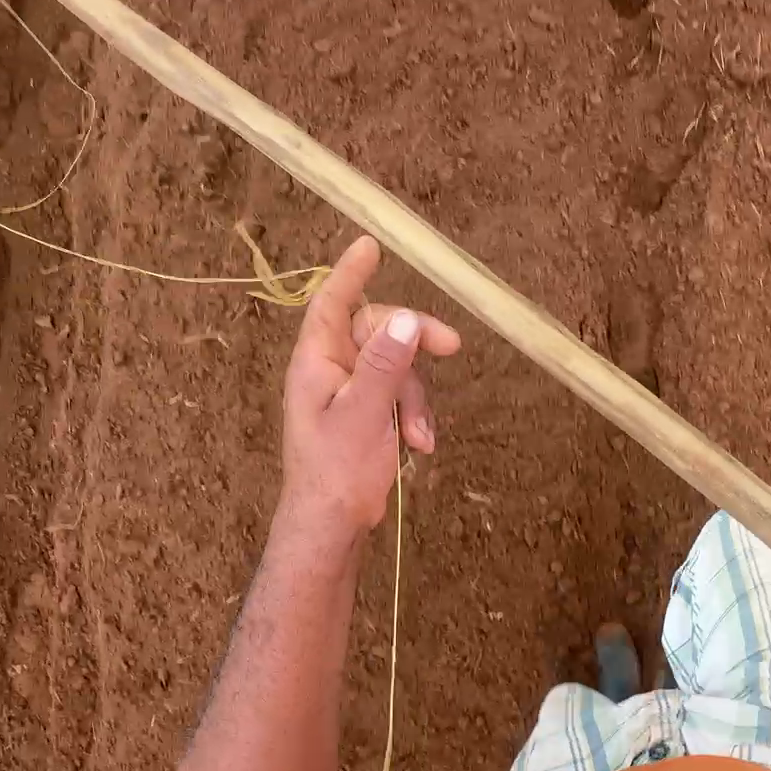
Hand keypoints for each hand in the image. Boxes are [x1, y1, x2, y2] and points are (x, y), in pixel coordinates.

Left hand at [279, 236, 460, 536]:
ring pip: (397, 367)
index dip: (351, 272)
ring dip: (417, 398)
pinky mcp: (367, 416)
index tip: (372, 244)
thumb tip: (404, 319)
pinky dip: (414, 416)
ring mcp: (350, 393)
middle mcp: (332, 370)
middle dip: (415, 343)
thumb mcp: (364, 414)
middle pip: (379, 330)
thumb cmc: (337, 471)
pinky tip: (420, 446)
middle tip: (453, 347)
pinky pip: (399, 396)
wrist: (332, 526)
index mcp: (318, 361)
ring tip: (421, 439)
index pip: (333, 303)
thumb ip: (384, 365)